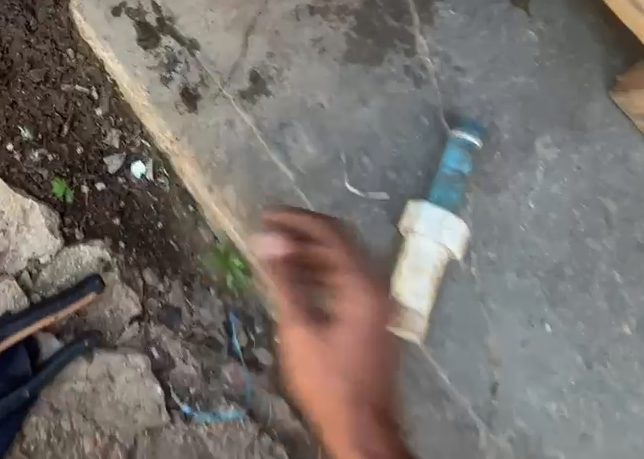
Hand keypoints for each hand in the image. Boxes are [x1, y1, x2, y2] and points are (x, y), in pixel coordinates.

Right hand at [256, 209, 408, 458]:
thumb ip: (284, 276)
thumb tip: (267, 236)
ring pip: (342, 259)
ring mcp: (378, 302)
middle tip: (269, 229)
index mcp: (362, 283)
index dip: (296, 218)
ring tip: (275, 251)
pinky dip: (320, 270)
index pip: (329, 231)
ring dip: (309, 250)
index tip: (266, 214)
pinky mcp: (372, 316)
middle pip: (339, 240)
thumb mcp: (299, 324)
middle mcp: (376, 286)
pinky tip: (294, 278)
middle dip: (302, 231)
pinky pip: (346, 278)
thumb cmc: (327, 378)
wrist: (361, 428)